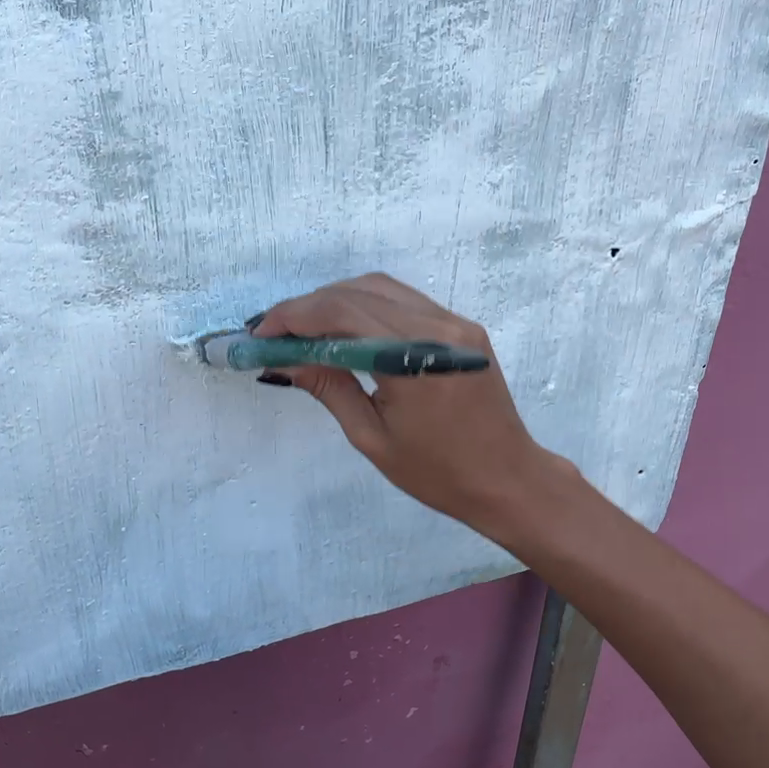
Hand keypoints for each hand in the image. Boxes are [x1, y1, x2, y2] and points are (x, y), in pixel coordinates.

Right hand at [251, 273, 579, 538]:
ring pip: (380, 288)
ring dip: (335, 300)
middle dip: (308, 306)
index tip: (259, 332)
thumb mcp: (371, 437)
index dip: (293, 316)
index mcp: (414, 361)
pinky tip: (343, 328)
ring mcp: (455, 321)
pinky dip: (365, 305)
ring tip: (302, 328)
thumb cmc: (437, 473)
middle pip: (358, 292)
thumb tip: (283, 358)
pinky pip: (403, 300)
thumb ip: (328, 386)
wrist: (509, 479)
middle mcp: (438, 328)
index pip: (341, 313)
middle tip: (274, 331)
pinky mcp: (463, 325)